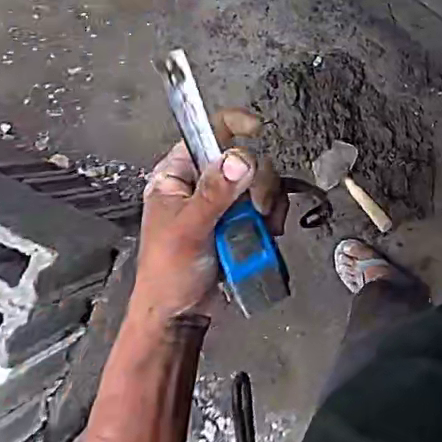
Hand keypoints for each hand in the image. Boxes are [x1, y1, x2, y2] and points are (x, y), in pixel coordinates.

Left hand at [129, 108, 284, 324]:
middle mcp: (204, 180)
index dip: (232, 124)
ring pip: (262, 180)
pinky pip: (270, 202)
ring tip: (259, 229)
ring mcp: (226, 200)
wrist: (180, 317)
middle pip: (246, 157)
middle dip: (257, 182)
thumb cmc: (168, 274)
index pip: (208, 132)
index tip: (256, 129)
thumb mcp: (187, 231)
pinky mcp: (243, 219)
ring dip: (267, 203)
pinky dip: (273, 216)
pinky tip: (266, 233)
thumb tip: (240, 159)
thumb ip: (214, 194)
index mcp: (178, 174)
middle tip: (255, 209)